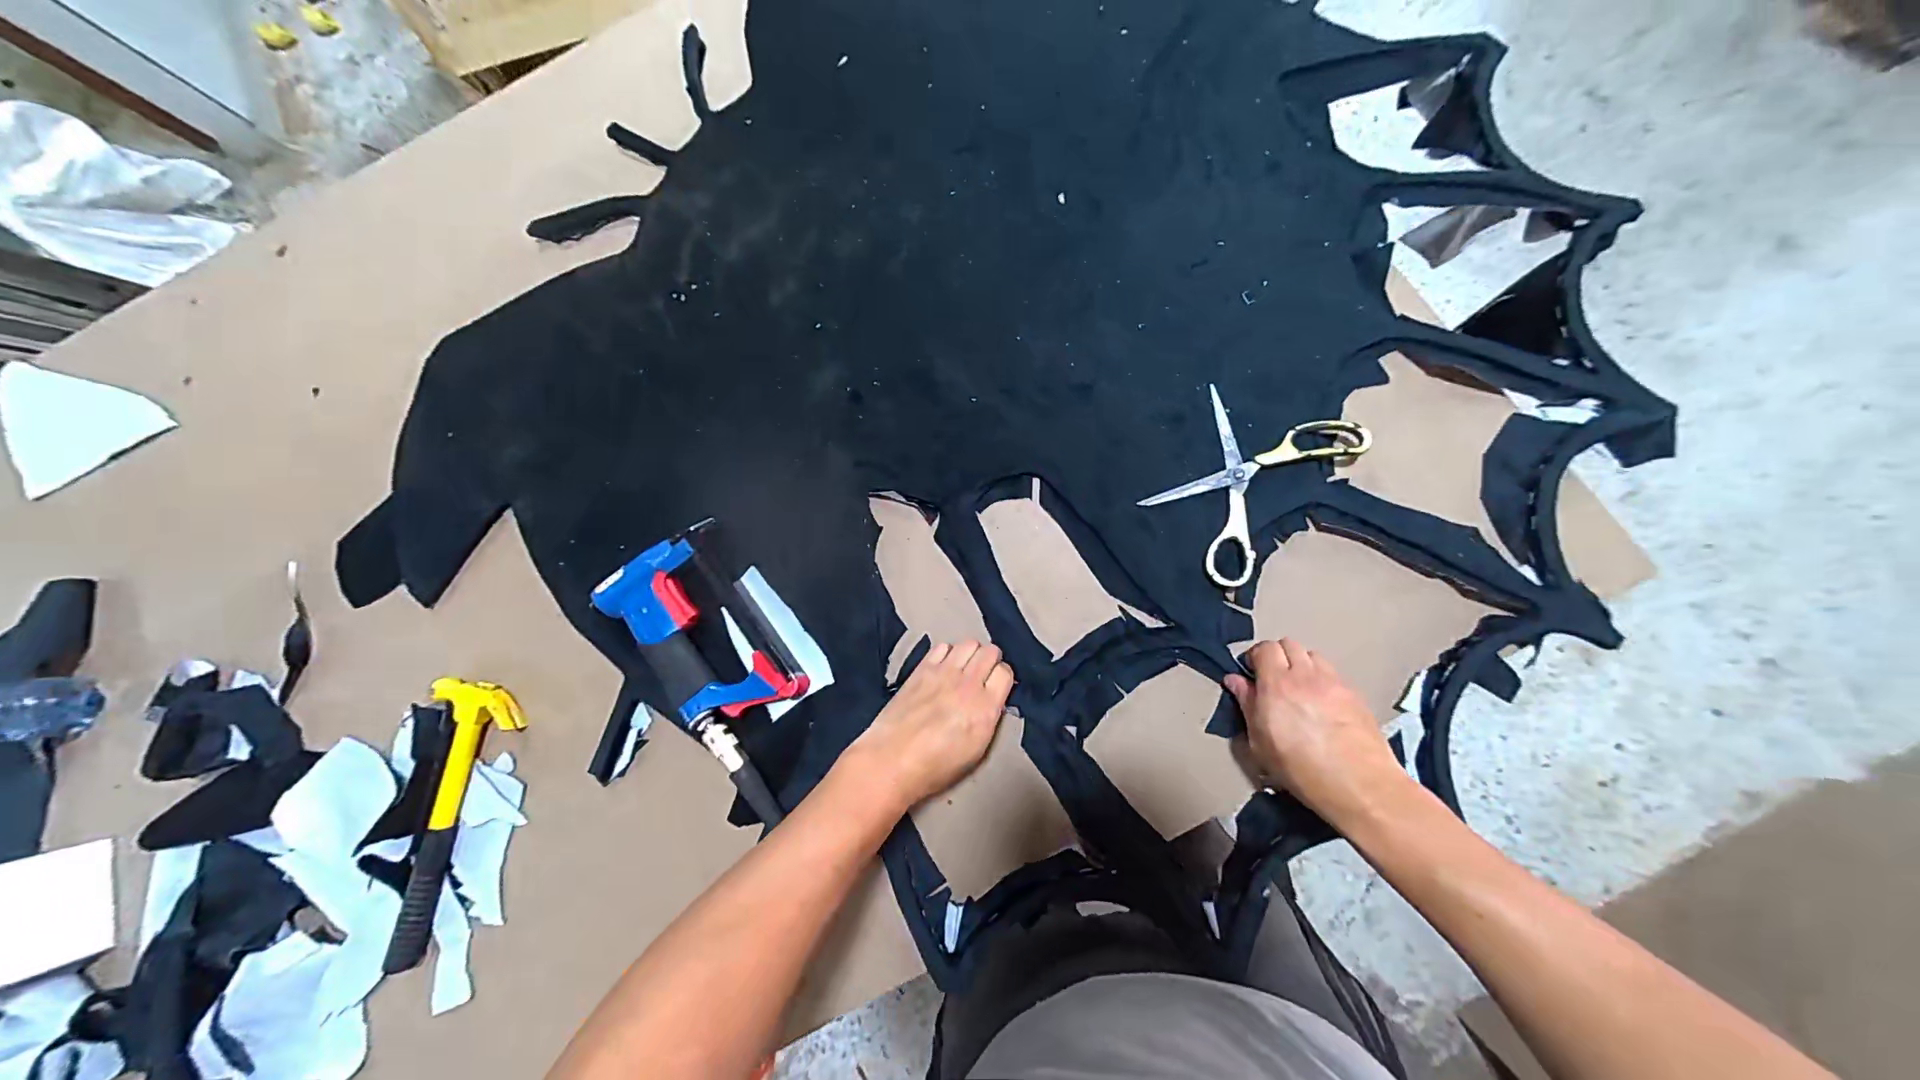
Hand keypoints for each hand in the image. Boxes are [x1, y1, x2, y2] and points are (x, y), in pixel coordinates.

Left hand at [843, 641, 1013, 811]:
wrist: (891, 761)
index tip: (997, 683)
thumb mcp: (976, 752)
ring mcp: (943, 673)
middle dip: (990, 660)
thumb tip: (993, 703)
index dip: (1002, 676)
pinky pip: (942, 646)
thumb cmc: (931, 766)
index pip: (1005, 672)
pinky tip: (943, 667)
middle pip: (990, 651)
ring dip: (970, 653)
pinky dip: (947, 652)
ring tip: (965, 667)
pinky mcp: (921, 670)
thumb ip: (989, 719)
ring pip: (969, 644)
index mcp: (985, 708)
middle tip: (984, 672)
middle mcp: (967, 685)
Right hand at [1223, 639, 1409, 824]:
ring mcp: (1334, 683)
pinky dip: (1322, 679)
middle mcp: (1306, 676)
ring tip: (1298, 688)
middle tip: (1272, 678)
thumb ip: (1246, 704)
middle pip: (1289, 644)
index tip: (1251, 674)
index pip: (1264, 648)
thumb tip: (1235, 681)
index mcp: (1277, 684)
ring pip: (1313, 655)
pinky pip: (1333, 674)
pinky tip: (1321, 703)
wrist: (1359, 786)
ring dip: (1302, 664)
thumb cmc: (1302, 770)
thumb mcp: (1260, 743)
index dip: (1255, 657)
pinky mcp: (1355, 694)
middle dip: (1277, 656)